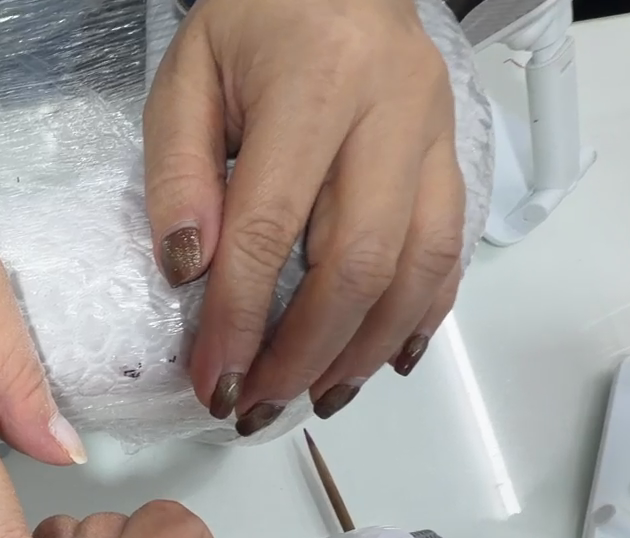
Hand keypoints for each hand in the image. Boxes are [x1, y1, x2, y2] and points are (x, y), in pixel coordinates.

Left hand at [146, 0, 463, 431]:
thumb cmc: (250, 24)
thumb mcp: (184, 84)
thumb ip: (179, 174)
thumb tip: (188, 270)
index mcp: (316, 86)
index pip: (270, 231)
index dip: (240, 320)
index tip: (212, 382)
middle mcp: (394, 112)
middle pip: (358, 263)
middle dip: (302, 354)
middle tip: (255, 407)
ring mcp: (435, 135)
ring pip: (418, 266)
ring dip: (362, 350)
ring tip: (312, 399)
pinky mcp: (450, 156)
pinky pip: (450, 249)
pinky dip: (417, 316)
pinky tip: (382, 360)